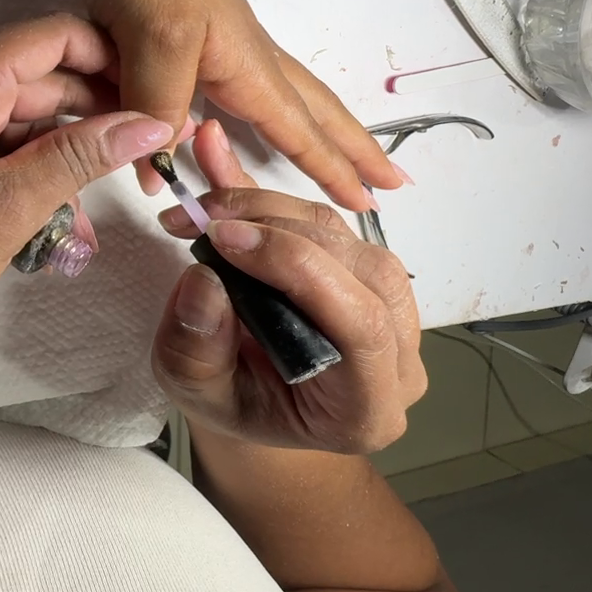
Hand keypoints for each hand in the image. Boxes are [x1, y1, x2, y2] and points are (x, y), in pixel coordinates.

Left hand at [0, 14, 177, 341]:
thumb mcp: (11, 204)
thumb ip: (81, 156)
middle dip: (98, 111)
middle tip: (154, 152)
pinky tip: (69, 210)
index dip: (110, 56)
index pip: (54, 36)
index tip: (158, 93)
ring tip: (117, 189)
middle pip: (46, 74)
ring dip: (70, 148)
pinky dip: (36, 166)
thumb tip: (151, 122)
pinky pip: (5, 138)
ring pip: (30, 112)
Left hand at [68, 0, 398, 211]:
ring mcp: (211, 34)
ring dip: (304, 127)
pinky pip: (220, 81)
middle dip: (346, 148)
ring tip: (329, 156)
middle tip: (390, 187)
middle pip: (307, 106)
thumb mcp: (151, 34)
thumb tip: (163, 175)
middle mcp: (236, 49)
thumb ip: (159, 104)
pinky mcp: (177, 23)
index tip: (373, 205)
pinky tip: (217, 114)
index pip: (297, 124)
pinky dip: (237, 108)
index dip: (328, 167)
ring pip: (269, 93)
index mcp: (240, 58)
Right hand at [154, 120, 424, 452]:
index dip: (296, 268)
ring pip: (351, 238)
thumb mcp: (192, 390)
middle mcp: (398, 361)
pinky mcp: (364, 277)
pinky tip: (225, 183)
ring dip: (273, 208)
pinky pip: (330, 225)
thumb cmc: (229, 404)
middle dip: (278, 228)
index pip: (363, 327)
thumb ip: (194, 348)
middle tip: (201, 215)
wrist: (252, 401)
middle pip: (364, 270)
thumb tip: (204, 279)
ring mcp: (392, 315)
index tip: (221, 236)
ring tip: (206, 207)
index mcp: (366, 408)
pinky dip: (273, 201)